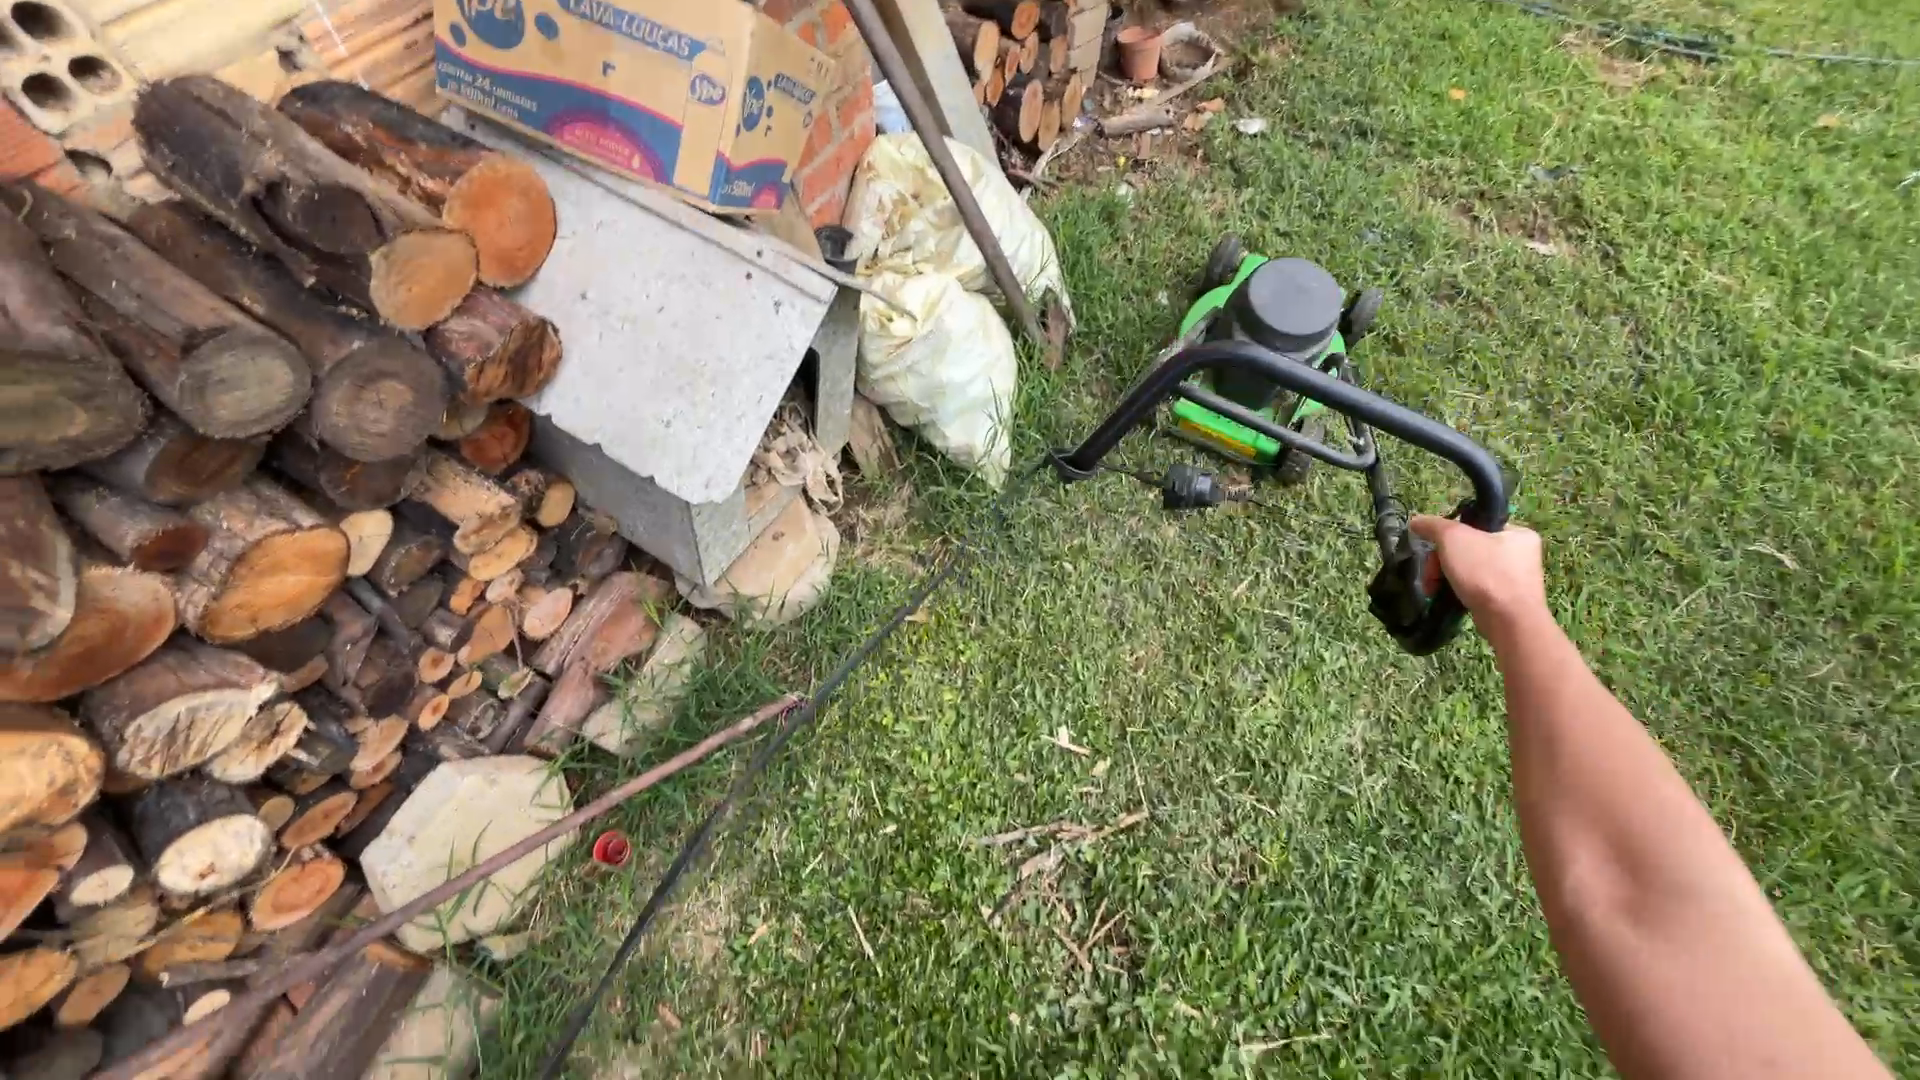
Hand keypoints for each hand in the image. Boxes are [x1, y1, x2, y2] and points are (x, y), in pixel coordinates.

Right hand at [1410, 516, 1547, 628]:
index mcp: (1516, 532)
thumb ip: (1433, 525)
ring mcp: (1514, 576)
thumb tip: (1416, 521)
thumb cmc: (1485, 573)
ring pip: (1468, 567)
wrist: (1509, 620)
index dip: (1448, 535)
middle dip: (1441, 561)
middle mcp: (1520, 552)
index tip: (1434, 549)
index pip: (1474, 525)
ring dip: (1444, 576)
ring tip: (1433, 589)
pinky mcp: (1506, 597)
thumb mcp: (1453, 538)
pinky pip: (1475, 585)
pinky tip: (1447, 596)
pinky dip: (1457, 588)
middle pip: (1466, 547)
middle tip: (1430, 574)